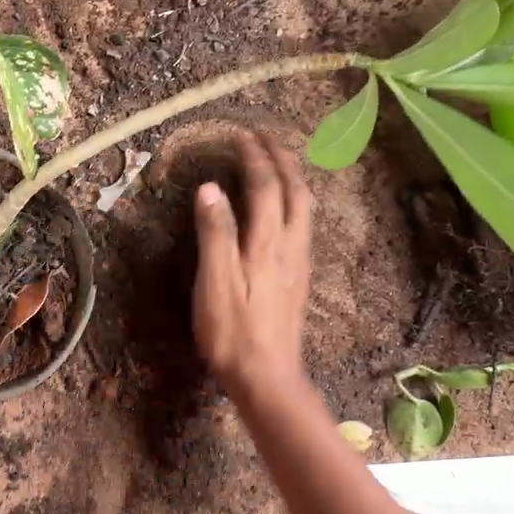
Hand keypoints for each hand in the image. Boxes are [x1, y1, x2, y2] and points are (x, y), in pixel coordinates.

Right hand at [193, 132, 313, 397]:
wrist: (268, 380)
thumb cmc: (232, 332)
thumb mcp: (215, 282)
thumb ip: (215, 232)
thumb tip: (210, 187)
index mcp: (267, 244)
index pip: (265, 187)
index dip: (254, 157)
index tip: (240, 134)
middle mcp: (289, 247)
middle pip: (295, 192)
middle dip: (282, 159)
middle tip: (265, 136)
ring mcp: (298, 263)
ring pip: (304, 208)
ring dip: (291, 177)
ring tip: (277, 160)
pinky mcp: (297, 278)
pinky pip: (302, 224)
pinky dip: (293, 199)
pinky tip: (283, 206)